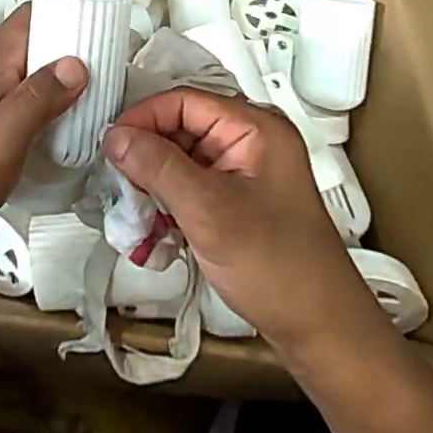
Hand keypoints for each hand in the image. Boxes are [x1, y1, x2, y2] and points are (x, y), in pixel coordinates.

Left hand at [0, 4, 87, 234]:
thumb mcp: (5, 133)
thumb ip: (38, 98)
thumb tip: (75, 67)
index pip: (32, 15)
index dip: (65, 12)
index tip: (96, 24)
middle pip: (41, 37)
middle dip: (74, 44)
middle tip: (105, 60)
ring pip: (41, 64)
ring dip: (68, 71)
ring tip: (98, 85)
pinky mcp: (3, 111)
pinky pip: (37, 89)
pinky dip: (59, 94)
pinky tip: (75, 112)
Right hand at [103, 88, 379, 351]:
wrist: (320, 330)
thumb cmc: (282, 270)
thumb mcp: (209, 211)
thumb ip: (158, 167)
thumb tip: (116, 136)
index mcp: (255, 129)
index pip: (184, 101)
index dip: (143, 118)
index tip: (112, 144)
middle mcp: (249, 142)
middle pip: (178, 128)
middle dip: (146, 156)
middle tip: (120, 183)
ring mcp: (241, 170)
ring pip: (178, 158)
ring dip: (153, 183)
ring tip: (138, 212)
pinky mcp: (233, 197)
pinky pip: (187, 184)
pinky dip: (166, 201)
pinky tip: (156, 228)